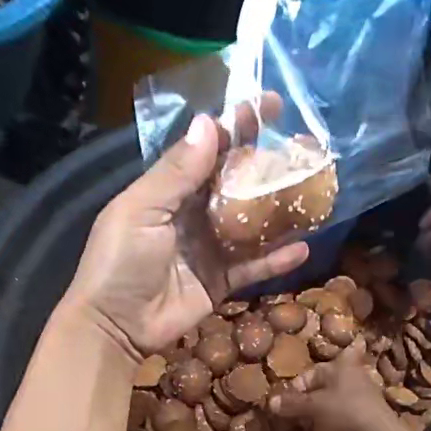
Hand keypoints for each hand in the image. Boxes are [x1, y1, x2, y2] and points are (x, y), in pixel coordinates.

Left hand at [63, 102, 308, 359]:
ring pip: (251, 224)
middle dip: (267, 164)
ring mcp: (209, 249)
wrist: (116, 325)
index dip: (237, 127)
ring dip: (279, 209)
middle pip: (236, 183)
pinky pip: (253, 267)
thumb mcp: (142, 210)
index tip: (271, 105)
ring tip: (314, 191)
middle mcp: (192, 214)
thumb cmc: (120, 261)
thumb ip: (177, 171)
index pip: (208, 150)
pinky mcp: (221, 282)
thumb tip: (210, 122)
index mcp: (169, 190)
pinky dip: (276, 259)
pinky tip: (303, 246)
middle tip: (304, 147)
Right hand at [268, 341, 406, 430]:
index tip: (285, 402)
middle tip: (293, 414)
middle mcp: (351, 375)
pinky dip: (329, 420)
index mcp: (341, 365)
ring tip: (305, 424)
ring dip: (316, 411)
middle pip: (322, 385)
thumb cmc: (346, 412)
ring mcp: (360, 395)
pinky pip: (340, 413)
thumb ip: (292, 403)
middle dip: (306, 399)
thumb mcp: (314, 406)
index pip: (311, 371)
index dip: (296, 386)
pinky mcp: (364, 413)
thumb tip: (269, 402)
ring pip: (331, 400)